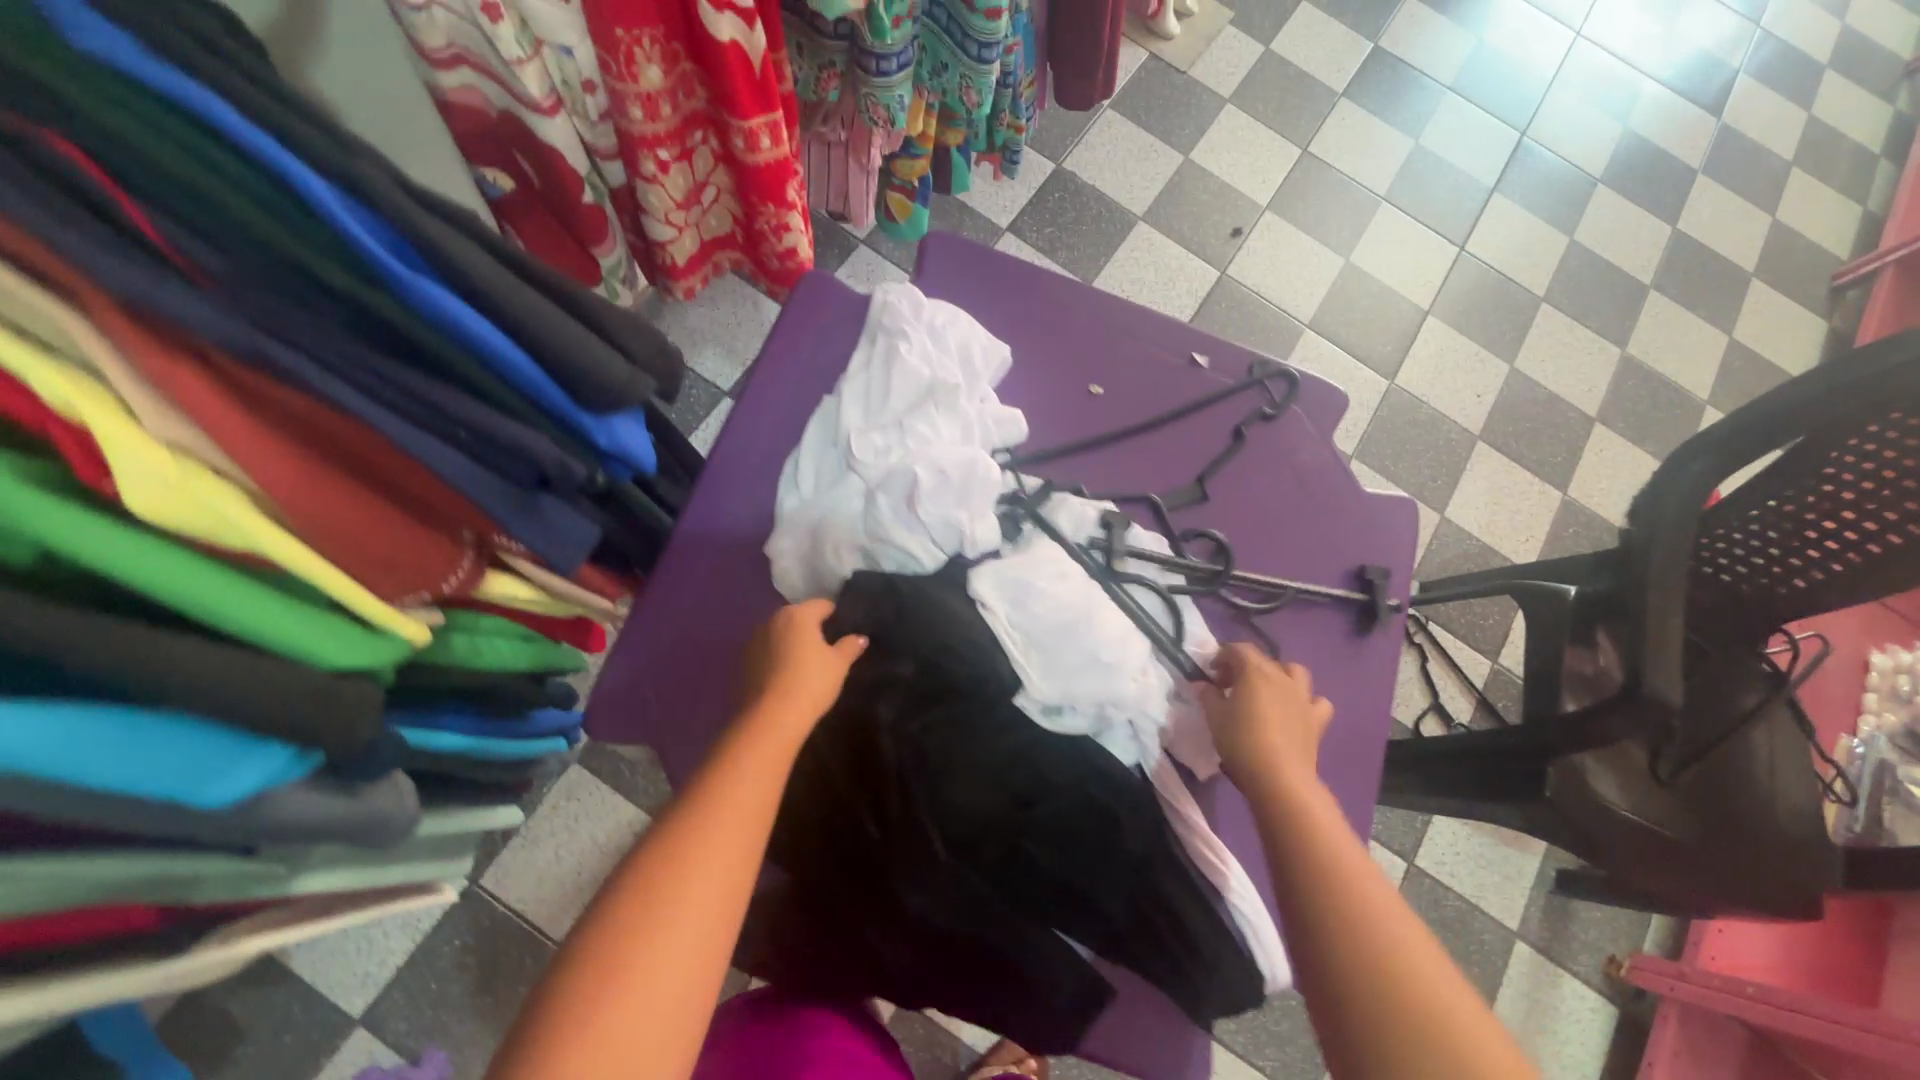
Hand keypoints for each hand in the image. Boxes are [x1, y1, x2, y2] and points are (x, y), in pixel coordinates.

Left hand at [738, 599, 868, 736]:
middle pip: (797, 616)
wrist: (771, 717)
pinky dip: (777, 655)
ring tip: (805, 660)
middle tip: (826, 644)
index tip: (843, 626)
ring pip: (779, 633)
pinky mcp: (744, 660)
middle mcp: (773, 620)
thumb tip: (860, 637)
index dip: (834, 613)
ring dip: (791, 640)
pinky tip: (786, 672)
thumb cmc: (811, 682)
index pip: (821, 605)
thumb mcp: (839, 665)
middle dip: (810, 626)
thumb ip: (849, 646)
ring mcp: (755, 639)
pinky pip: (767, 650)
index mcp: (798, 615)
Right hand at [1196, 644, 1333, 796]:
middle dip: (1243, 667)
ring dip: (1280, 674)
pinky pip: (1317, 702)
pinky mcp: (1316, 719)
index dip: (1222, 656)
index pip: (1238, 650)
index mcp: (1254, 672)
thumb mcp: (1214, 718)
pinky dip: (1307, 702)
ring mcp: (1303, 697)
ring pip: (1295, 672)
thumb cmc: (1241, 743)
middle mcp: (1281, 678)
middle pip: (1263, 660)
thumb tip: (1202, 685)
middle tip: (1229, 686)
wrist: (1279, 777)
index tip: (1211, 672)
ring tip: (1267, 690)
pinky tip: (1297, 711)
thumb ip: (1207, 696)